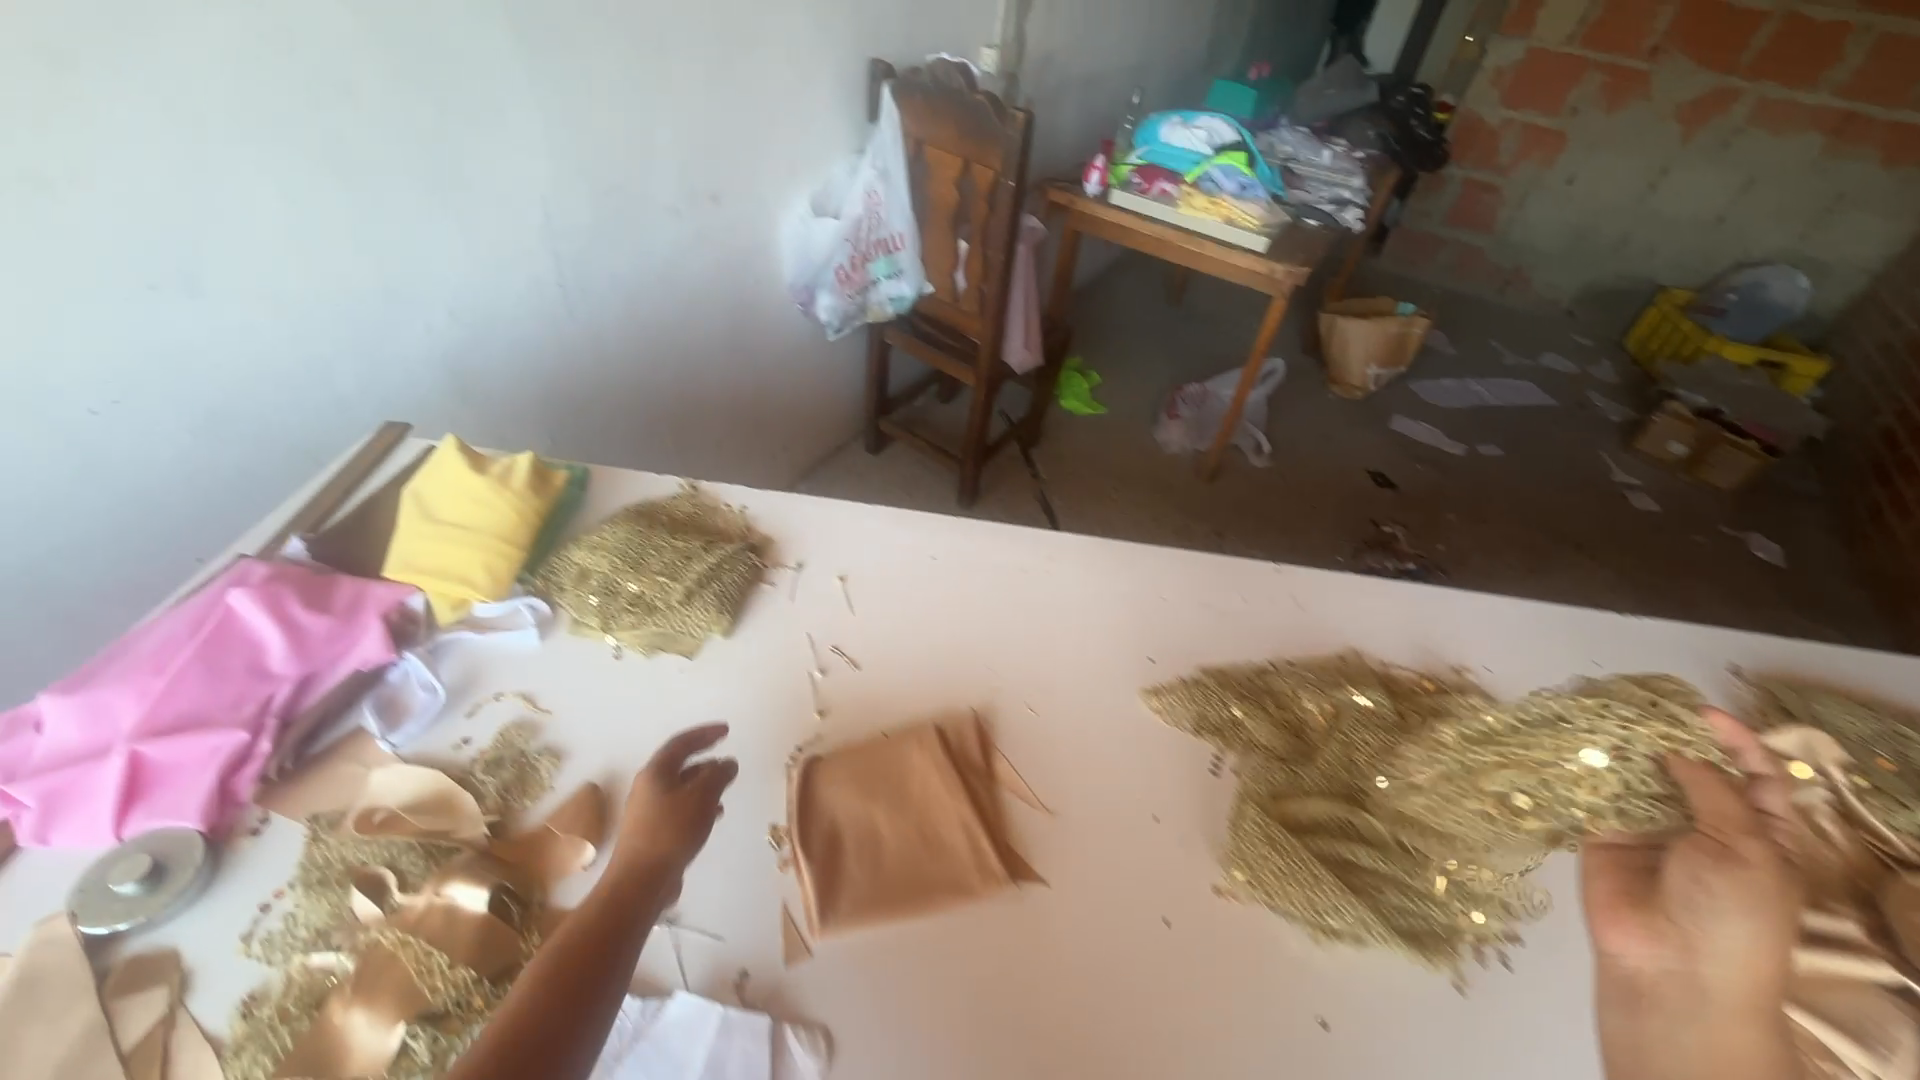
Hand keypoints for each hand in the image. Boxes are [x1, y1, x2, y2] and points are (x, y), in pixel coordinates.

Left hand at [608, 724, 737, 898]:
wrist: (640, 881)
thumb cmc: (671, 831)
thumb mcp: (702, 797)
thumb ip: (718, 775)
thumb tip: (727, 762)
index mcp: (655, 773)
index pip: (681, 743)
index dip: (705, 733)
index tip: (727, 730)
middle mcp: (648, 788)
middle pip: (679, 766)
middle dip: (705, 761)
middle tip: (727, 761)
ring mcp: (648, 812)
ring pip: (681, 789)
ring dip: (704, 785)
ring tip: (725, 789)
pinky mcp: (652, 834)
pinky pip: (680, 810)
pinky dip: (698, 807)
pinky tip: (713, 817)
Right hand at [1580, 708, 1801, 1079]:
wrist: (1672, 965)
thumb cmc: (1732, 911)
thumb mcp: (1747, 848)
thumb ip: (1713, 790)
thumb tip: (1676, 749)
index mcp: (1759, 832)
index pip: (1755, 774)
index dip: (1735, 741)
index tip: (1702, 713)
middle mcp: (1704, 824)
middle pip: (1690, 768)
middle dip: (1670, 738)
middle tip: (1640, 707)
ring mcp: (1650, 829)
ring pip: (1640, 778)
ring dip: (1624, 749)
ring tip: (1602, 715)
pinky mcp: (1603, 834)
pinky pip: (1595, 796)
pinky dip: (1586, 771)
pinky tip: (1574, 744)